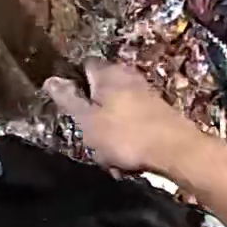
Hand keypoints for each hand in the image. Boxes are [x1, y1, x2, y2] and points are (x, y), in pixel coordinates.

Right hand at [44, 61, 215, 174]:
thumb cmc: (125, 135)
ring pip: (116, 112)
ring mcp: (145, 93)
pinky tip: (128, 160)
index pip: (83, 66)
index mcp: (107, 73)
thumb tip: (50, 79)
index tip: (68, 106)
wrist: (176, 151)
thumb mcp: (86, 120)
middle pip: (100, 93)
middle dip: (93, 116)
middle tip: (90, 139)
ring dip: (110, 134)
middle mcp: (128, 76)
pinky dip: (128, 139)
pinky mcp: (158, 112)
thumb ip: (68, 99)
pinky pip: (133, 124)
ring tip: (111, 158)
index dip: (73, 84)